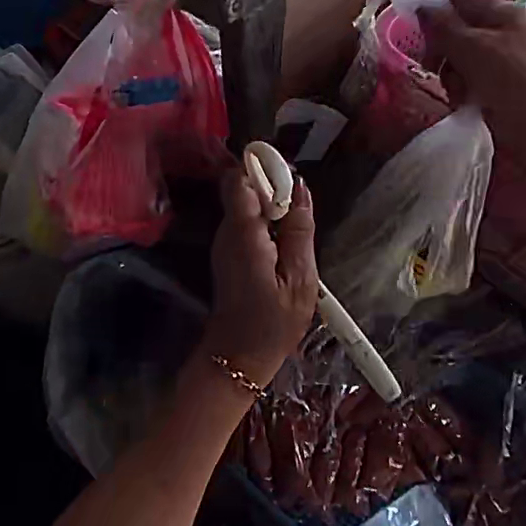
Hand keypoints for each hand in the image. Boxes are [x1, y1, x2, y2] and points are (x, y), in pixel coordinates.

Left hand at [204, 171, 318, 387]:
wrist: (239, 355)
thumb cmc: (273, 322)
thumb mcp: (300, 279)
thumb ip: (299, 231)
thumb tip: (300, 188)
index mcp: (243, 234)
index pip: (238, 181)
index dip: (262, 170)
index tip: (290, 179)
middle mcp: (227, 231)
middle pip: (243, 190)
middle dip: (271, 188)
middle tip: (300, 210)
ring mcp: (225, 242)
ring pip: (245, 206)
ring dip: (271, 208)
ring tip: (296, 229)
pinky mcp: (228, 252)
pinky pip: (246, 224)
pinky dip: (265, 225)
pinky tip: (284, 245)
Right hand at [417, 0, 525, 138]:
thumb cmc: (512, 79)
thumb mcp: (471, 48)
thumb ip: (444, 27)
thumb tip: (422, 8)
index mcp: (507, 14)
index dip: (437, 6)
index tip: (412, 21)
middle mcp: (508, 34)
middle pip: (460, 32)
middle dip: (442, 48)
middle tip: (430, 64)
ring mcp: (507, 62)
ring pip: (462, 59)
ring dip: (450, 74)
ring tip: (455, 90)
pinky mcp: (504, 87)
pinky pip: (471, 80)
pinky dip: (462, 89)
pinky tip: (463, 101)